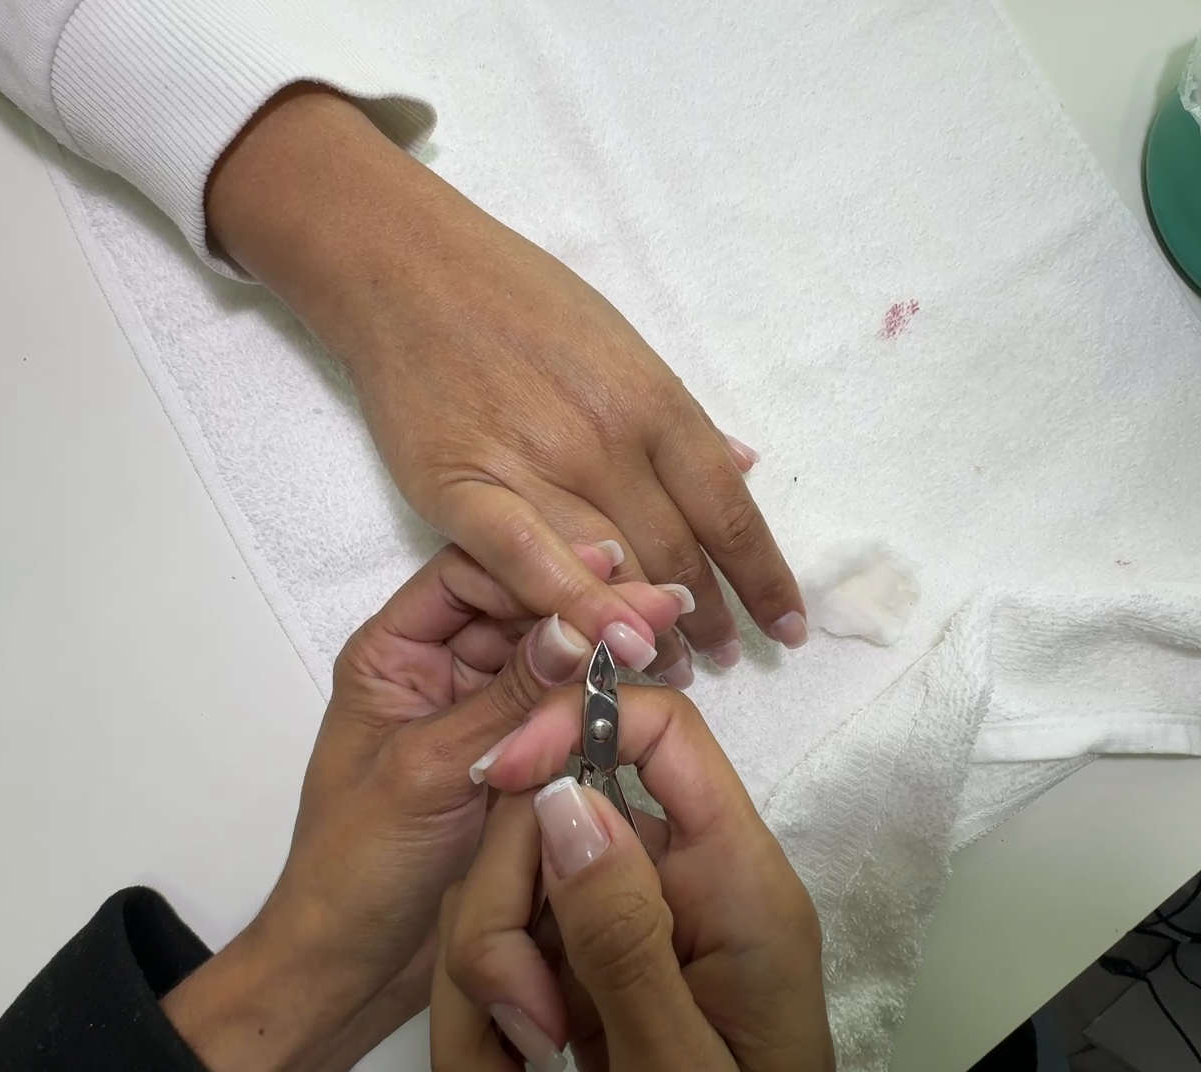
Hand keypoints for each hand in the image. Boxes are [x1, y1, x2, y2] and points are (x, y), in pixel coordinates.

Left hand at [158, 544, 687, 1071]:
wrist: (354, 967)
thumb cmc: (358, 869)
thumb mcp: (429, 773)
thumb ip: (506, 700)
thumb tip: (578, 628)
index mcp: (395, 650)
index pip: (470, 576)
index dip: (536, 571)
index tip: (607, 585)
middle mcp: (439, 662)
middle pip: (516, 606)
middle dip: (584, 603)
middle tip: (658, 603)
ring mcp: (478, 703)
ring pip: (545, 649)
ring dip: (601, 639)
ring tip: (668, 626)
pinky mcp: (511, 743)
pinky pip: (558, 699)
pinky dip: (600, 687)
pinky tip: (646, 673)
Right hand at [206, 86, 808, 684]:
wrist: (412, 272)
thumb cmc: (524, 302)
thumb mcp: (624, 345)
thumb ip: (681, 419)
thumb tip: (745, 467)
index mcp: (655, 402)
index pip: (731, 511)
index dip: (766, 578)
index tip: (788, 626)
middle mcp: (610, 440)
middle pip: (681, 553)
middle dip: (711, 617)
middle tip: (726, 658)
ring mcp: (538, 465)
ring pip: (617, 569)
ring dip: (655, 631)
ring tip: (676, 668)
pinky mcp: (464, 489)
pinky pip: (529, 563)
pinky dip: (578, 611)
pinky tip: (615, 651)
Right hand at [431, 686, 832, 1071]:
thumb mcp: (681, 1071)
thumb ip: (627, 936)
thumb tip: (565, 798)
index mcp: (734, 878)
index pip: (667, 732)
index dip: (580, 720)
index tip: (504, 774)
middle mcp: (674, 877)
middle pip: (558, 807)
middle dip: (508, 904)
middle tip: (526, 1021)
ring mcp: (619, 915)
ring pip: (511, 874)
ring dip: (489, 968)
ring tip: (522, 1065)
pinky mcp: (577, 955)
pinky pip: (500, 933)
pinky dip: (482, 1002)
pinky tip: (513, 1068)